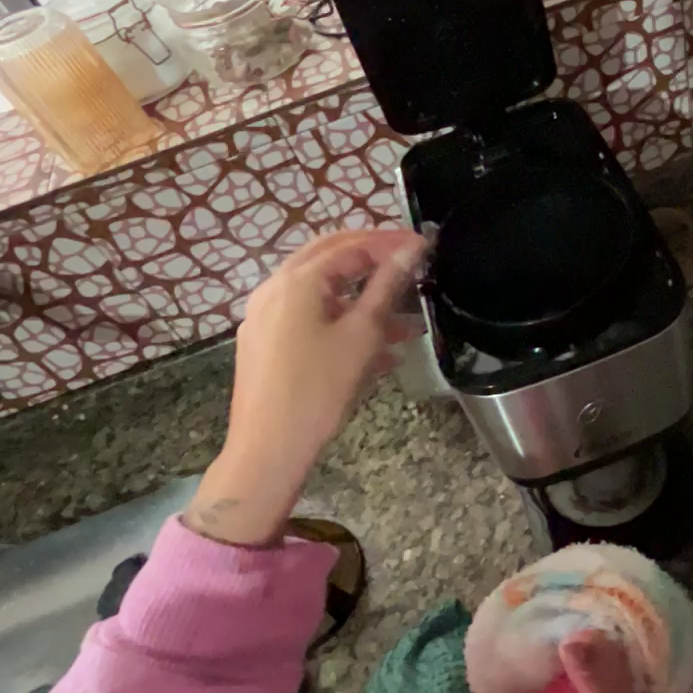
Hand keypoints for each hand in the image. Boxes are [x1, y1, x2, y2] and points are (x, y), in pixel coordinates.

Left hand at [184, 228, 426, 545]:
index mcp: (298, 280)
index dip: (391, 244)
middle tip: (412, 265)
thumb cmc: (320, 388)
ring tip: (409, 324)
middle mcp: (276, 288)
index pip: (351, 245)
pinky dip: (345, 321)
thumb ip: (387, 286)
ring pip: (324, 292)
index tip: (425, 247)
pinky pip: (311, 317)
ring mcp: (267, 315)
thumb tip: (412, 248)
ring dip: (365, 299)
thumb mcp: (362, 334)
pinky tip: (380, 351)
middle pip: (332, 259)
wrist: (268, 448)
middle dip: (375, 261)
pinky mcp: (267, 342)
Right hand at [560, 610, 692, 692]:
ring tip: (585, 618)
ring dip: (624, 639)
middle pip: (679, 634)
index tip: (630, 589)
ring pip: (657, 655)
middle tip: (596, 598)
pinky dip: (615, 665)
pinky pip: (638, 678)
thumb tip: (578, 631)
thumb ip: (606, 689)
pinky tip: (585, 660)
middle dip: (640, 614)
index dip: (675, 601)